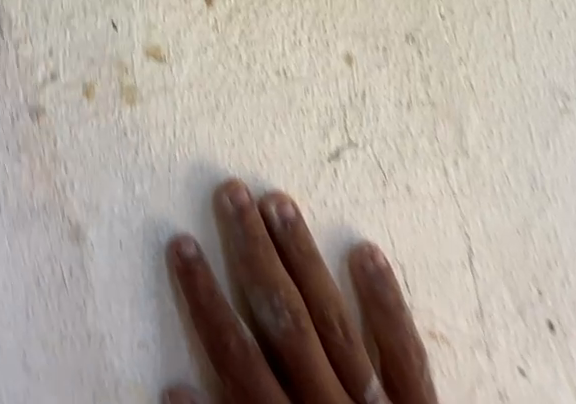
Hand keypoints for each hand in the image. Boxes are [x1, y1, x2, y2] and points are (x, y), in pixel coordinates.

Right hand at [164, 181, 436, 403]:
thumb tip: (170, 389)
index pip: (232, 353)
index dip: (202, 295)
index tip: (179, 242)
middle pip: (281, 319)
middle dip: (252, 251)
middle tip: (231, 192)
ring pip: (334, 321)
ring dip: (303, 259)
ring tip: (278, 201)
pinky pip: (405, 354)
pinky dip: (386, 304)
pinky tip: (365, 250)